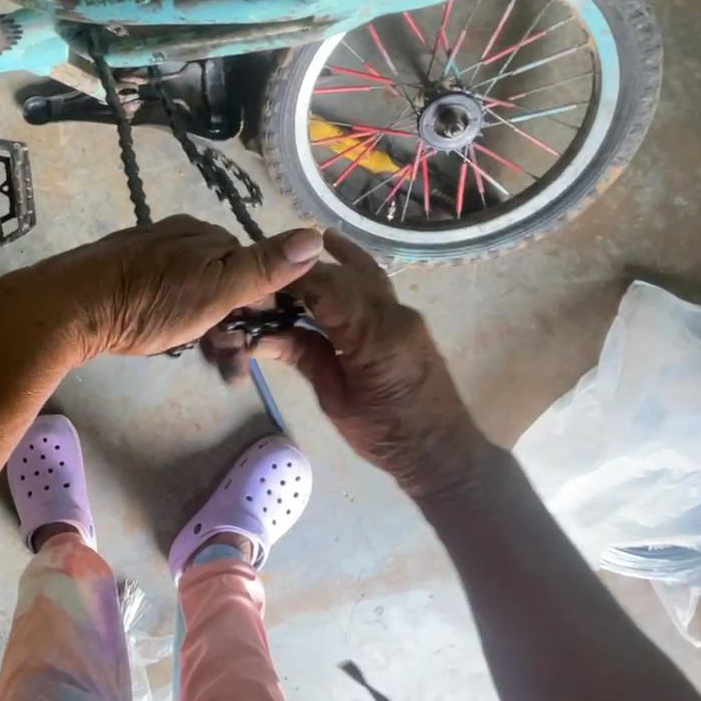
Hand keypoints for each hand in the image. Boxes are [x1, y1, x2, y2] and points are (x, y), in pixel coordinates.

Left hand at [0, 216, 323, 362]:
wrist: (70, 307)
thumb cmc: (148, 303)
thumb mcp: (216, 289)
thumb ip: (263, 267)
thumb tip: (315, 235)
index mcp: (205, 235)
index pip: (251, 267)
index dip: (258, 308)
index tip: (252, 346)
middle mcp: (177, 234)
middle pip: (221, 276)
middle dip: (230, 317)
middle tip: (224, 362)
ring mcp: (146, 249)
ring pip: (189, 285)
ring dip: (200, 320)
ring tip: (192, 350)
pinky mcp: (119, 268)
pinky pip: (159, 289)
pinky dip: (169, 313)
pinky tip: (156, 332)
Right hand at [204, 230, 491, 497]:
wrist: (442, 452)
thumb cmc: (386, 436)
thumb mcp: (335, 400)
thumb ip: (304, 358)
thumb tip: (261, 335)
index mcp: (373, 338)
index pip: (325, 290)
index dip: (289, 280)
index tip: (257, 280)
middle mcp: (394, 316)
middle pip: (342, 277)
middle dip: (303, 272)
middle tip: (267, 274)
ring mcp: (405, 316)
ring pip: (364, 274)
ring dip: (330, 262)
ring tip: (298, 248)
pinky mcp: (407, 322)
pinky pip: (376, 286)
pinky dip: (352, 270)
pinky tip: (336, 253)